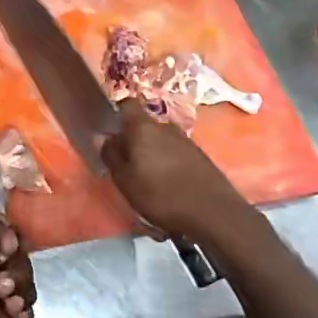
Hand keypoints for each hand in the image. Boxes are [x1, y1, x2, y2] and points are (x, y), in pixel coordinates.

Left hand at [0, 216, 34, 317]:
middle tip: (4, 286)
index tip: (8, 250)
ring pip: (21, 285)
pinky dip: (21, 315)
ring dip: (22, 295)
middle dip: (18, 272)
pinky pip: (21, 310)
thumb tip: (3, 221)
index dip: (9, 240)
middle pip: (14, 260)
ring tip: (9, 307)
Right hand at [101, 99, 257, 245]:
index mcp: (143, 127)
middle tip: (125, 160)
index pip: (127, 104)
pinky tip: (167, 183)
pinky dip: (167, 162)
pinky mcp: (201, 157)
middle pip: (144, 124)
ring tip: (146, 175)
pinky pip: (175, 152)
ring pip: (160, 139)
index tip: (110, 127)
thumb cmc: (161, 195)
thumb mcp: (125, 180)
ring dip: (151, 152)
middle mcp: (165, 127)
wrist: (215, 213)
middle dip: (133, 138)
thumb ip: (111, 155)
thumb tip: (102, 136)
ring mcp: (186, 141)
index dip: (117, 111)